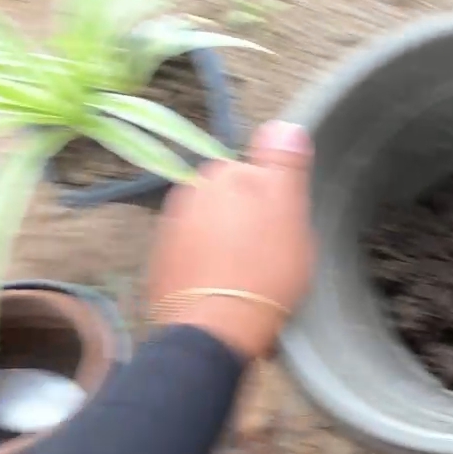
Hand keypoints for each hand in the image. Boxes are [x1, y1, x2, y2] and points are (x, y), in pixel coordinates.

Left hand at [143, 121, 314, 360]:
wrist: (215, 329)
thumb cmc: (264, 267)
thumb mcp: (291, 210)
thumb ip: (285, 163)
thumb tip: (284, 124)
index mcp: (221, 175)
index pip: (256, 169)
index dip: (277, 193)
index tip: (288, 222)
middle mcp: (189, 193)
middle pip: (232, 193)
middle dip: (250, 211)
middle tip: (275, 245)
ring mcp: (170, 228)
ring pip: (214, 221)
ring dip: (231, 236)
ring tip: (253, 268)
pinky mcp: (161, 263)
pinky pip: (196, 248)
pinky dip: (212, 259)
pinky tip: (230, 281)